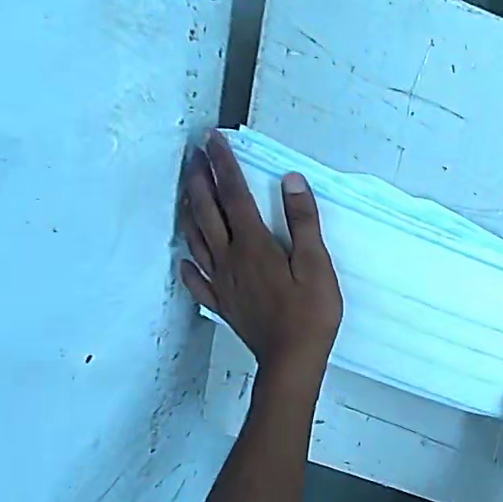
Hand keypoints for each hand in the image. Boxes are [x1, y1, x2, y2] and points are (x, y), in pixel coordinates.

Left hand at [180, 130, 342, 383]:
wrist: (291, 361)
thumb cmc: (310, 314)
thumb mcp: (316, 264)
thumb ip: (303, 222)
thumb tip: (291, 181)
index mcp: (254, 246)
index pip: (235, 196)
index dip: (224, 166)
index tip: (213, 140)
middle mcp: (231, 260)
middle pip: (208, 213)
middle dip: (199, 181)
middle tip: (193, 157)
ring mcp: (223, 284)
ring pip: (197, 241)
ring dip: (190, 213)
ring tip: (186, 194)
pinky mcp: (224, 305)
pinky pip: (199, 283)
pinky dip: (189, 267)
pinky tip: (185, 260)